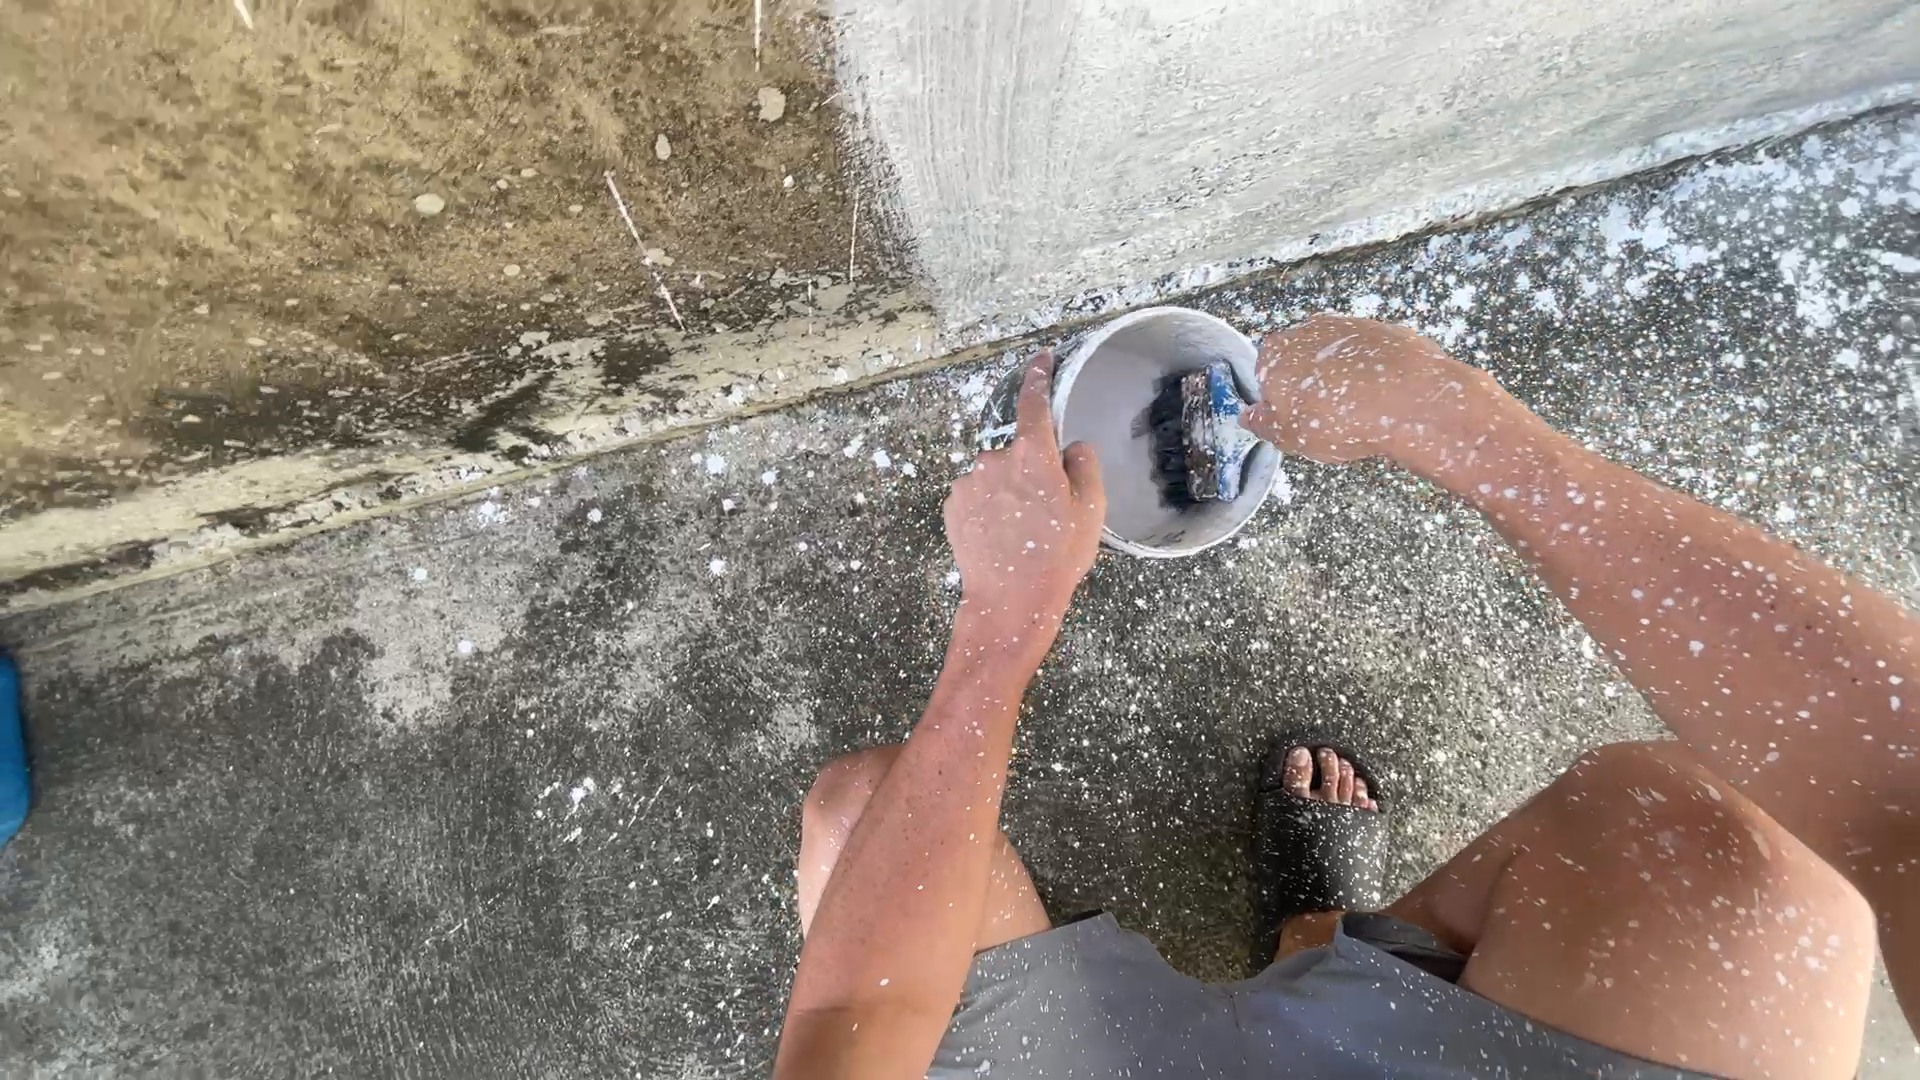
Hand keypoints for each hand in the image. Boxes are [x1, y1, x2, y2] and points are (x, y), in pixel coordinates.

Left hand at [945, 352, 1104, 641]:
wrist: (1010, 600)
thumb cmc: (1057, 556)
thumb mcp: (1090, 510)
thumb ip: (1084, 466)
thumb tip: (1071, 447)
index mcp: (1032, 456)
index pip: (1034, 401)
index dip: (1039, 375)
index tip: (1042, 358)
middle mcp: (994, 460)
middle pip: (1017, 453)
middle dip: (1029, 473)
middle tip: (1043, 512)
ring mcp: (968, 484)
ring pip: (994, 477)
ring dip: (1006, 493)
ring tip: (1021, 532)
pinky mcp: (952, 506)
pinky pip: (975, 496)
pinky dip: (987, 509)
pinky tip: (1000, 537)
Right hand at [1242, 314, 1505, 466]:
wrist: (1409, 404)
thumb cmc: (1338, 419)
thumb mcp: (1285, 435)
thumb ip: (1261, 423)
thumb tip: (1251, 416)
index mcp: (1275, 353)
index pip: (1264, 371)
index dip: (1276, 396)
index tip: (1289, 415)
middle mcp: (1309, 330)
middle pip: (1300, 358)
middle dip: (1307, 382)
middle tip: (1321, 415)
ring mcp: (1351, 326)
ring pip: (1336, 356)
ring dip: (1341, 377)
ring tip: (1354, 410)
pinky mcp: (1387, 331)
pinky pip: (1370, 355)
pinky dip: (1372, 373)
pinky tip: (1380, 399)